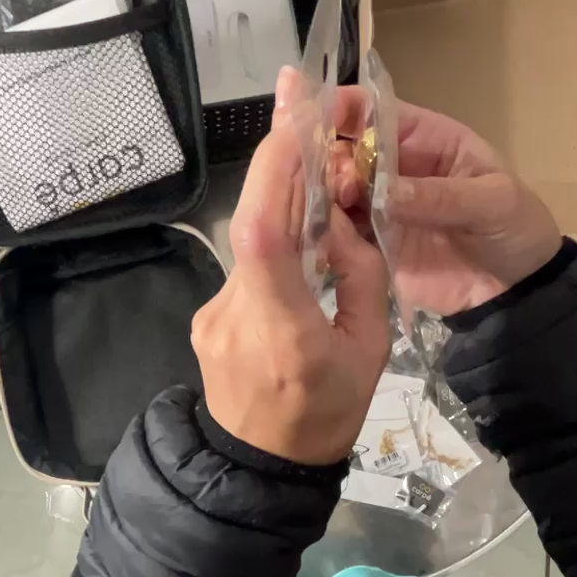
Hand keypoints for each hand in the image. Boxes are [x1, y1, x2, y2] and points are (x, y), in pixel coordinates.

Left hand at [193, 107, 391, 464]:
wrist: (262, 467)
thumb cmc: (327, 416)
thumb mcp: (370, 352)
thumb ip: (360, 279)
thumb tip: (339, 222)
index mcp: (285, 334)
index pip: (262, 235)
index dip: (275, 170)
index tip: (298, 118)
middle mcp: (236, 319)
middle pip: (251, 224)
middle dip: (280, 163)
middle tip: (307, 109)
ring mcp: (212, 318)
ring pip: (248, 244)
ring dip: (281, 207)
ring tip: (316, 181)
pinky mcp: (206, 319)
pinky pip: (243, 268)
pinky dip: (271, 246)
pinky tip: (295, 250)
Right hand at [333, 89, 562, 315]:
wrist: (515, 291)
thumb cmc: (516, 230)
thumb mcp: (492, 202)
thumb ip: (440, 196)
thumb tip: (385, 192)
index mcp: (427, 141)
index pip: (379, 113)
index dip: (349, 109)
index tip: (323, 117)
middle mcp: (396, 172)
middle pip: (349, 152)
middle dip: (334, 158)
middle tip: (339, 181)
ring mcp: (383, 212)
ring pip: (339, 193)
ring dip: (326, 196)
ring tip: (329, 207)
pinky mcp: (376, 249)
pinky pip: (343, 236)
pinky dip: (329, 233)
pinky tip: (321, 233)